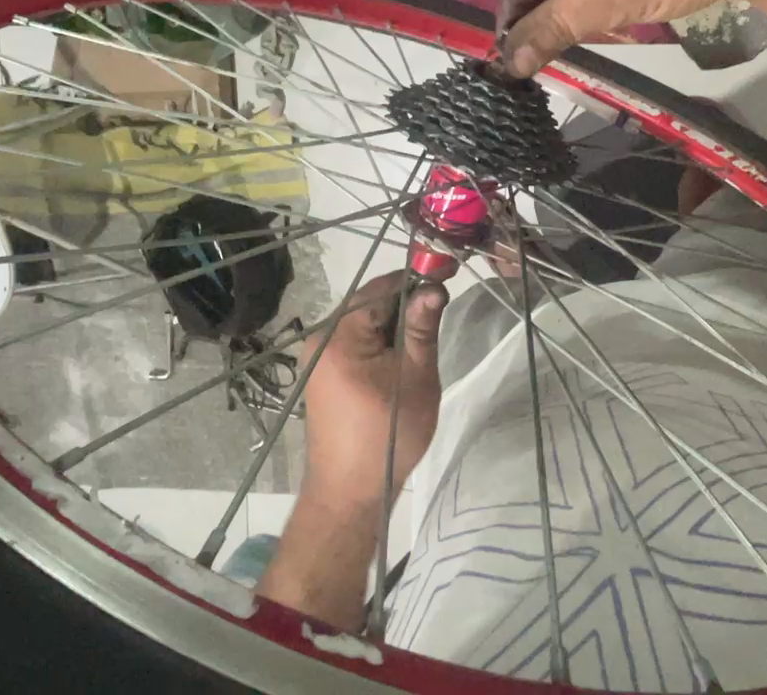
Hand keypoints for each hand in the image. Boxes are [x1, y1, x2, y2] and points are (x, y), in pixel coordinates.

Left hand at [297, 271, 449, 515]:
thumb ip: (422, 327)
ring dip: (393, 321)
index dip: (415, 278)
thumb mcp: (415, 376)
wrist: (350, 492)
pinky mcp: (322, 372)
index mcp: (339, 334)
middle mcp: (320, 337)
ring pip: (363, 321)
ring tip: (426, 330)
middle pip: (369, 302)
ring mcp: (317, 355)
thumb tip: (435, 286)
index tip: (448, 273)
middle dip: (405, 301)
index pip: (381, 288)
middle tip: (442, 304)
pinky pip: (354, 340)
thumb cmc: (387, 434)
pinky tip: (401, 352)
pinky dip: (379, 338)